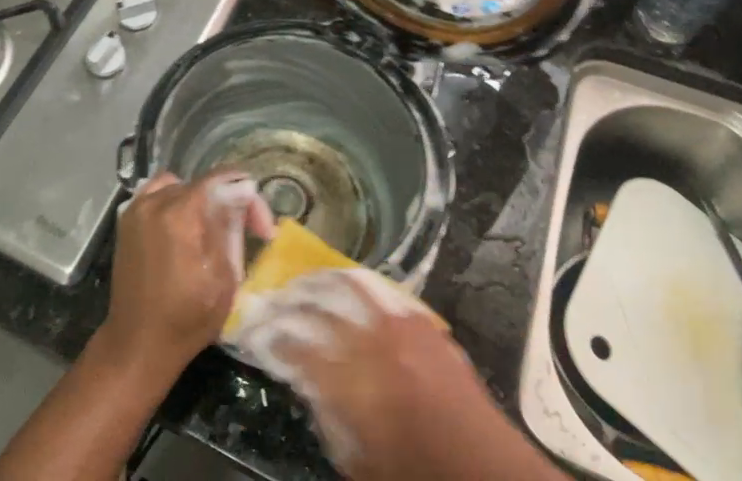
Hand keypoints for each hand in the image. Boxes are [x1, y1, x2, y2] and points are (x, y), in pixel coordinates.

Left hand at [102, 169, 275, 379]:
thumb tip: (241, 193)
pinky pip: (155, 196)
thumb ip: (230, 227)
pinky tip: (184, 228)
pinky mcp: (126, 222)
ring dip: (200, 201)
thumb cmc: (187, 317)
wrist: (138, 343)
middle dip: (227, 202)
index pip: (222, 181)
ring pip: (178, 186)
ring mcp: (135, 210)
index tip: (262, 230)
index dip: (248, 198)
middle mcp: (154, 202)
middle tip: (244, 233)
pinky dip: (174, 203)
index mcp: (179, 214)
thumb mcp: (224, 276)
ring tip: (211, 229)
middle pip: (201, 184)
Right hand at [233, 270, 563, 480]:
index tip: (256, 334)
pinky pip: (384, 289)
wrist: (486, 470)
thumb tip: (304, 380)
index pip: (294, 345)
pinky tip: (345, 285)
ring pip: (350, 284)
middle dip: (287, 301)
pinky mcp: (424, 322)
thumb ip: (325, 414)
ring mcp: (402, 327)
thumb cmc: (415, 472)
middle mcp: (373, 344)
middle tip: (270, 302)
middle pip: (317, 306)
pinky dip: (358, 282)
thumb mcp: (356, 459)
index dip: (269, 336)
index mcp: (351, 383)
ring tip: (302, 282)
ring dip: (320, 280)